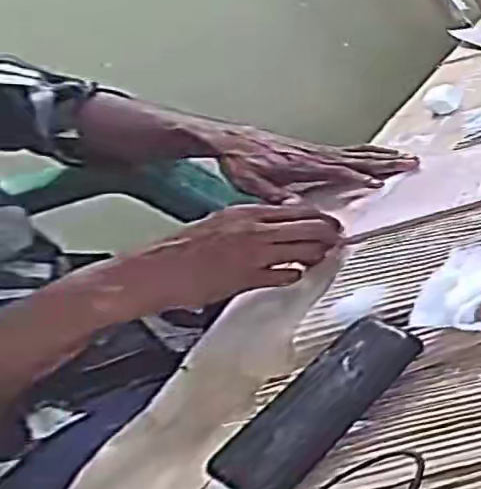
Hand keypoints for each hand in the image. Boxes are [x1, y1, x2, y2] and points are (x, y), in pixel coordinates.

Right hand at [83, 204, 343, 319]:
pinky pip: (290, 274)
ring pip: (310, 249)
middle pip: (316, 228)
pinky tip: (290, 275)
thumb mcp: (218, 223)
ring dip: (319, 255)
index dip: (323, 220)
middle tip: (334, 242)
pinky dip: (296, 275)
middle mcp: (254, 230)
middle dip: (331, 235)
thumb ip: (254, 220)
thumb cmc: (173, 252)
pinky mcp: (248, 278)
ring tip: (316, 259)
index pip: (305, 210)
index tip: (330, 227)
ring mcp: (253, 254)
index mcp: (246, 213)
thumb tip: (288, 218)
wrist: (137, 277)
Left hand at [198, 123, 415, 204]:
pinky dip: (375, 151)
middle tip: (411, 163)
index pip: (341, 172)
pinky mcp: (323, 149)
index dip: (359, 178)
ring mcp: (325, 151)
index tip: (378, 184)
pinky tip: (383, 153)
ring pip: (364, 153)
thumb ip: (276, 196)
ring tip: (408, 157)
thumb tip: (296, 208)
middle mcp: (322, 157)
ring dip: (388, 156)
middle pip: (362, 159)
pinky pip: (356, 150)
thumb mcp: (252, 183)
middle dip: (388, 162)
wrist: (233, 141)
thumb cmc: (243, 162)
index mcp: (309, 166)